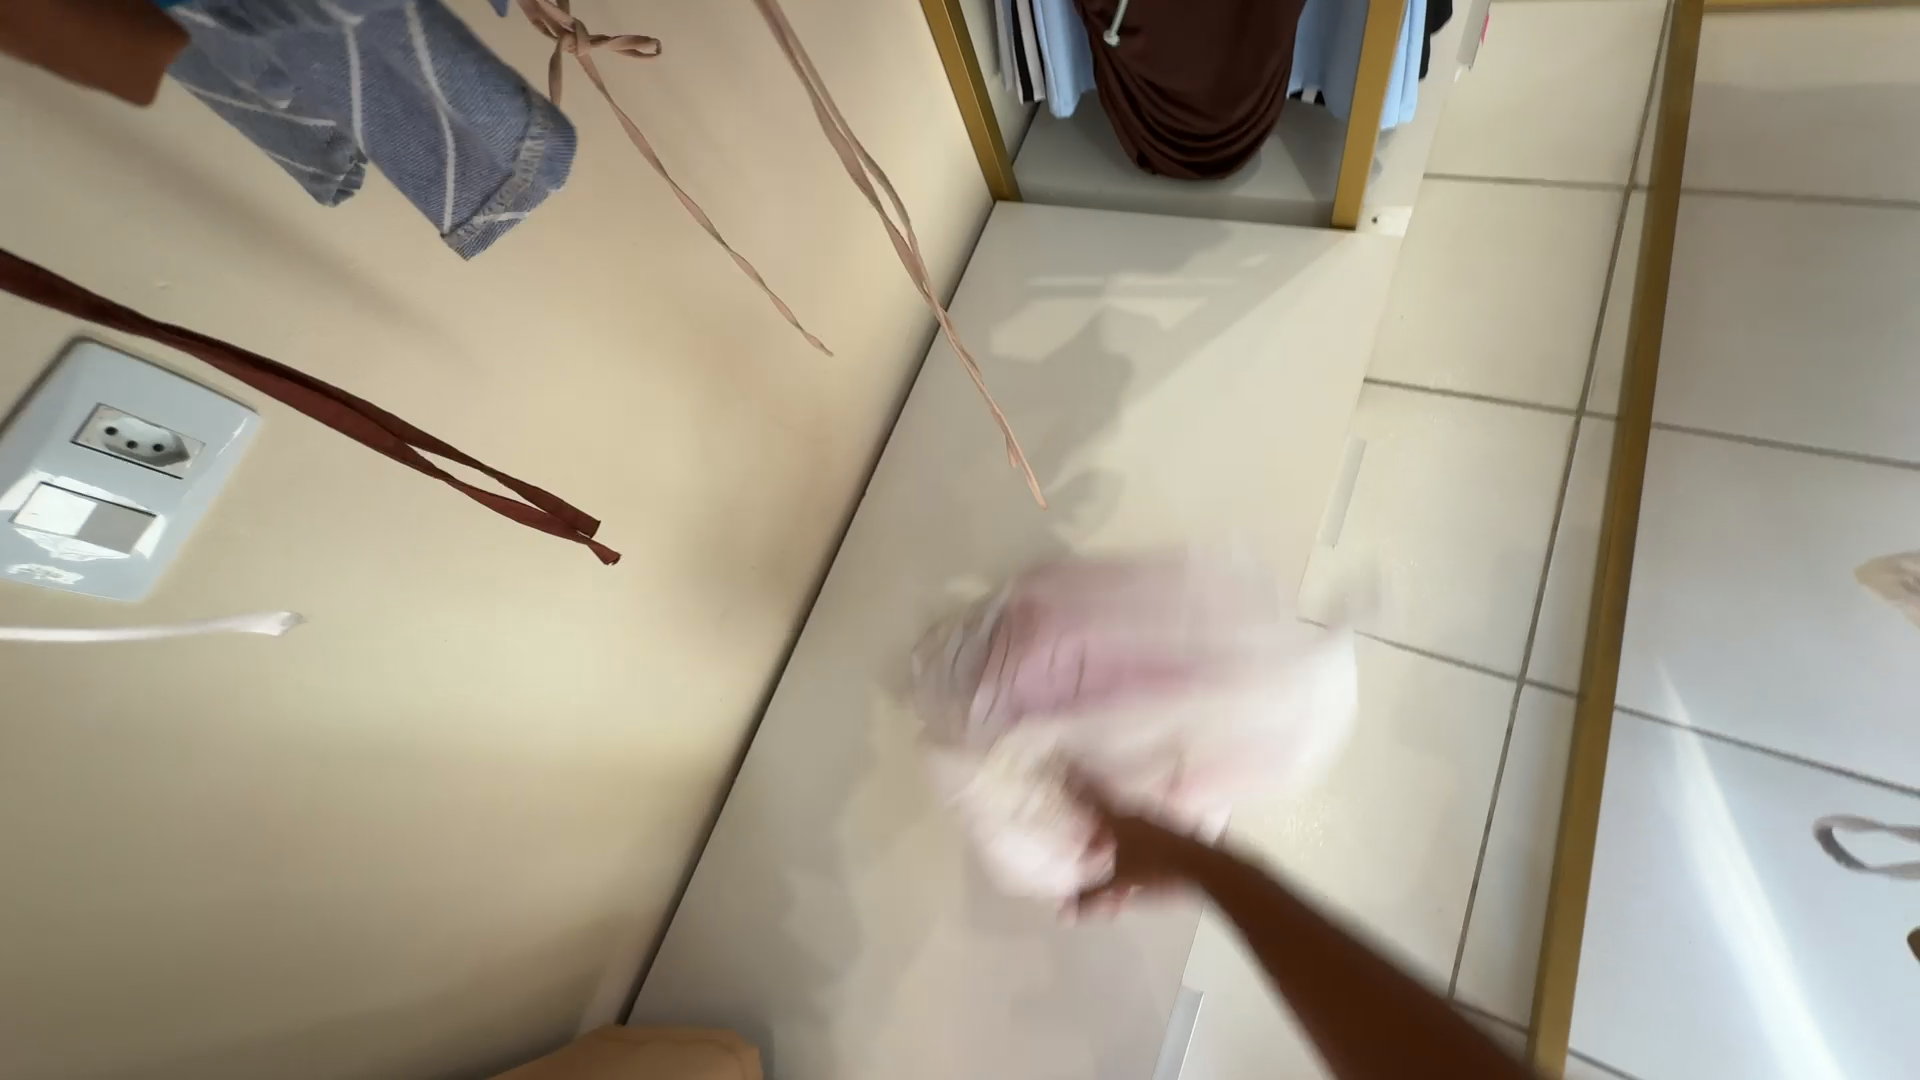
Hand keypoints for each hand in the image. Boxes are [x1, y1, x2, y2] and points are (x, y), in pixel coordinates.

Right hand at [1067, 773, 1212, 917]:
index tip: (1063, 763)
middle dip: (1088, 803)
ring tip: (1098, 837)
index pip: (1088, 796)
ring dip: (1107, 824)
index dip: (1074, 781)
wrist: (1202, 867)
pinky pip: (1134, 829)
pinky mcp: (1163, 832)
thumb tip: (1064, 912)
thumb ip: (1091, 896)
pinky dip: (1123, 836)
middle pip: (1102, 805)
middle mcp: (1131, 814)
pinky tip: (1125, 851)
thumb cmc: (1157, 869)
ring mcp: (1149, 821)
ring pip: (1120, 819)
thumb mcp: (1120, 884)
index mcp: (1115, 820)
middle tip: (1075, 797)